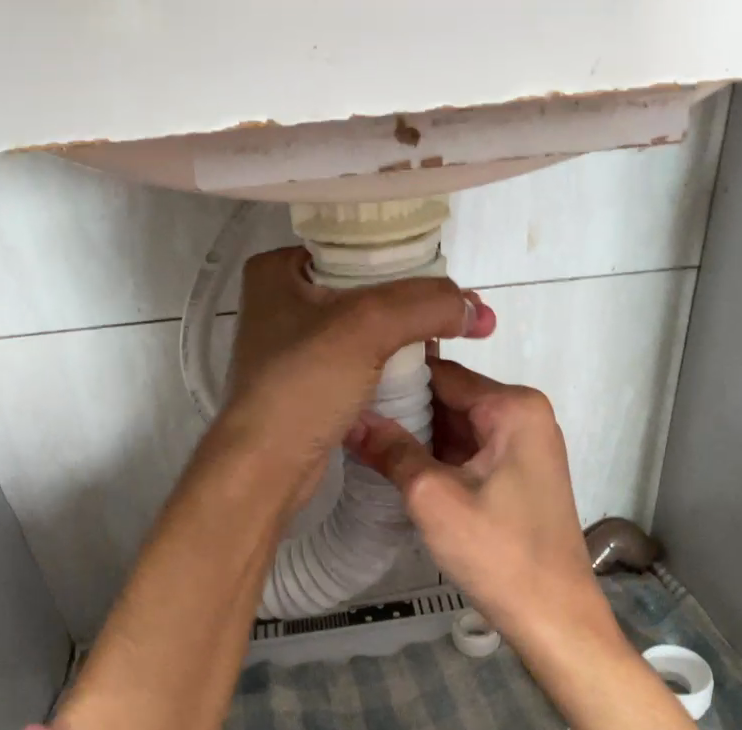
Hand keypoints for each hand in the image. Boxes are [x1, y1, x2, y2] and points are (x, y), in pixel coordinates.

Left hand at [219, 247, 495, 510]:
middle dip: (416, 305)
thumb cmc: (303, 386)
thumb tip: (476, 309)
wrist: (265, 468)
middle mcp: (282, 302)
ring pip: (367, 330)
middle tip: (462, 318)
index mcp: (279, 269)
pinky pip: (361, 364)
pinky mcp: (308, 386)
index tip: (452, 285)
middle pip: (367, 289)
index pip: (359, 249)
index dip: (411, 263)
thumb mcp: (367, 328)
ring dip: (406, 338)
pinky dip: (390, 368)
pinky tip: (421, 375)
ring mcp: (294, 348)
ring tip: (451, 344)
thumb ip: (425, 306)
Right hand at [346, 356, 615, 652]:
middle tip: (346, 415)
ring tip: (361, 439)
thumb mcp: (434, 497)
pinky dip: (438, 459)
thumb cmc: (498, 552)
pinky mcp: (519, 477)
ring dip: (418, 436)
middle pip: (451, 398)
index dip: (394, 378)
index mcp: (514, 407)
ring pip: (458, 428)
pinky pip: (470, 453)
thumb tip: (350, 419)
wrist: (552, 615)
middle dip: (403, 409)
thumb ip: (392, 451)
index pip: (442, 373)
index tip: (346, 384)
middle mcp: (525, 416)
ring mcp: (525, 448)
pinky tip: (397, 467)